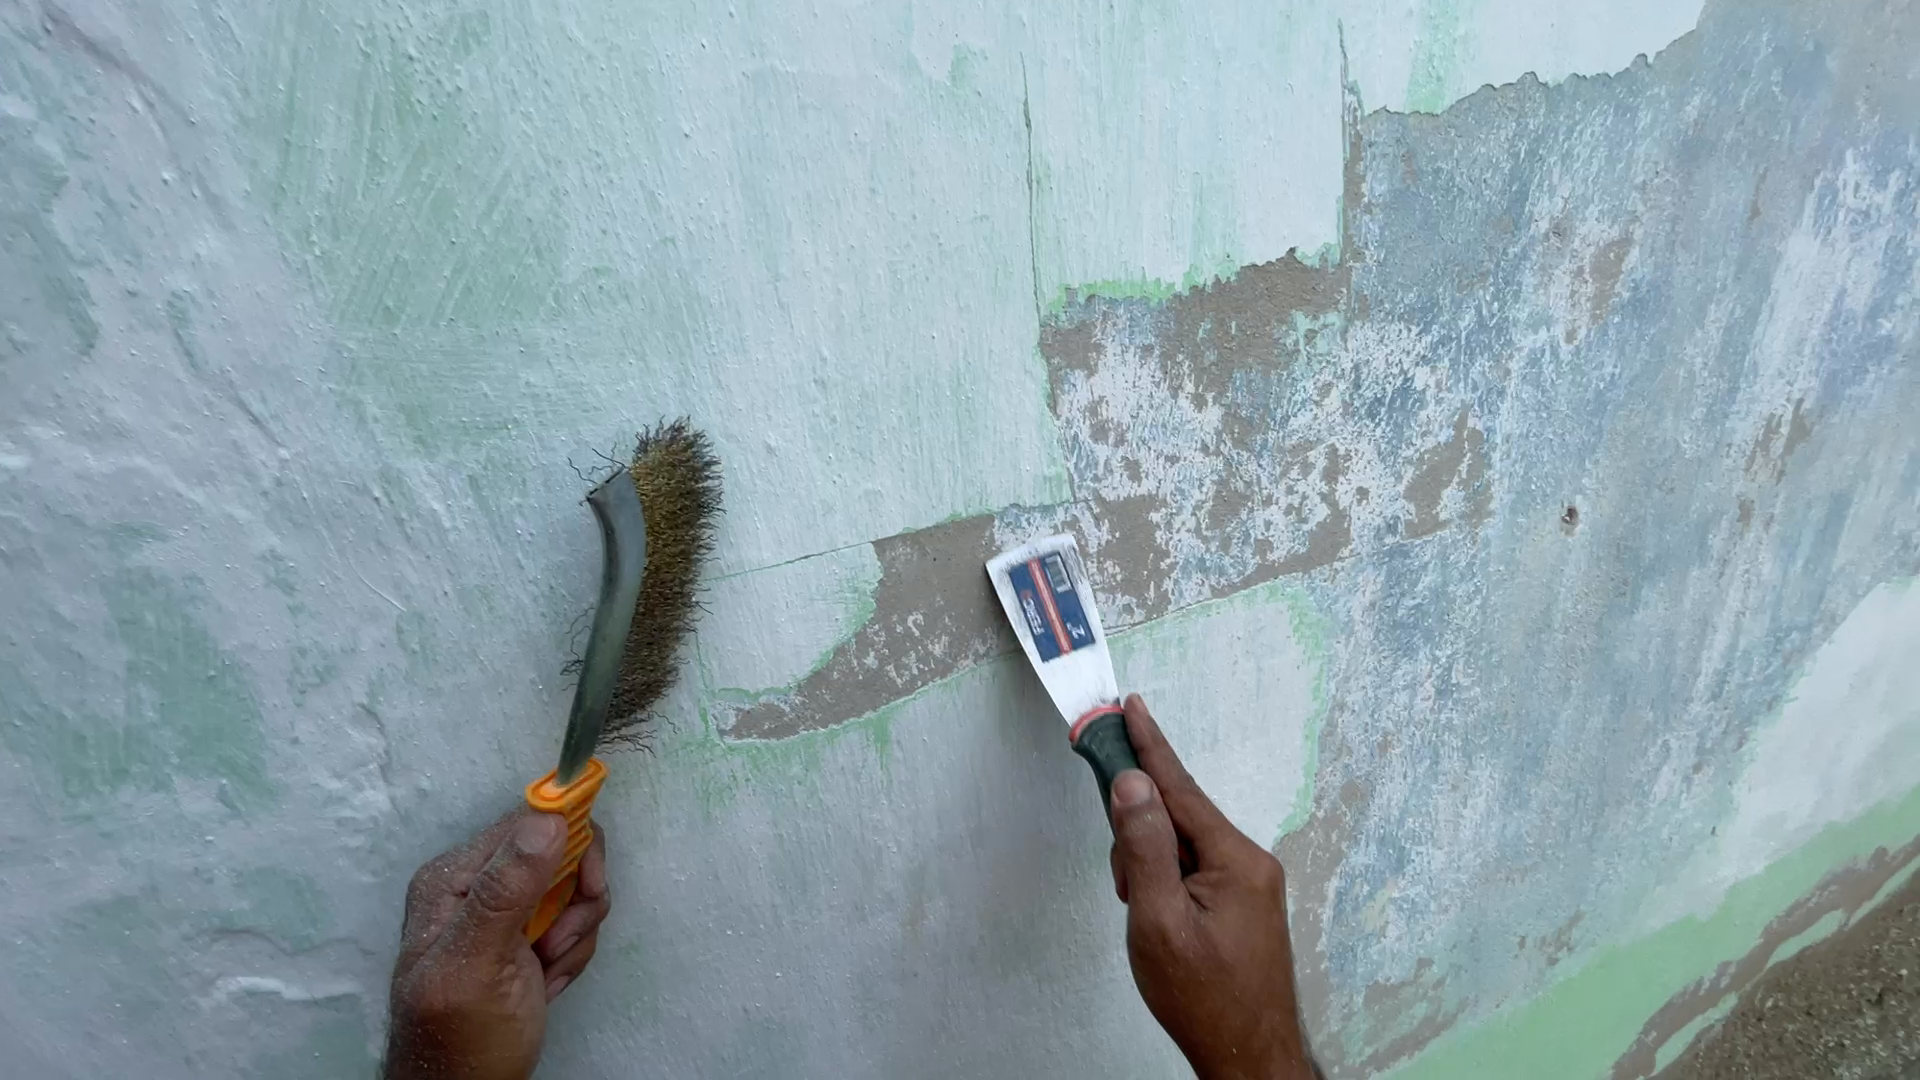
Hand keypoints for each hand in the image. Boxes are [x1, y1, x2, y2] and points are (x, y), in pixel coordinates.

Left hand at [383, 810, 611, 1079]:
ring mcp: (506, 904)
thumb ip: (506, 891)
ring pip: (578, 882)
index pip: (532, 821)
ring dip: (579, 928)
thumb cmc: (461, 1039)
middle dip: (578, 897)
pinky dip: (577, 946)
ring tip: (551, 968)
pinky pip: (579, 912)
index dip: (572, 843)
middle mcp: (479, 880)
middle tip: (561, 941)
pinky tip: (550, 979)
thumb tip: (549, 817)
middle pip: (563, 847)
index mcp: (454, 876)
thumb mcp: (477, 966)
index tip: (590, 885)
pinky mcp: (529, 927)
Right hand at [1108, 694, 1316, 1079]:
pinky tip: (1156, 911)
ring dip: (1147, 865)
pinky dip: (1161, 877)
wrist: (1249, 1063)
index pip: (1179, 787)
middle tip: (1126, 883)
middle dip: (1138, 836)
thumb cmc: (1202, 998)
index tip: (1130, 705)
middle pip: (1176, 816)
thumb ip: (1143, 846)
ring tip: (1143, 913)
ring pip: (1178, 843)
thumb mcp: (1159, 921)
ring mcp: (1246, 880)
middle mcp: (1247, 859)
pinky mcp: (1239, 898)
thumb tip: (1131, 782)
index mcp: (1234, 859)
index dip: (1149, 744)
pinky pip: (1189, 864)